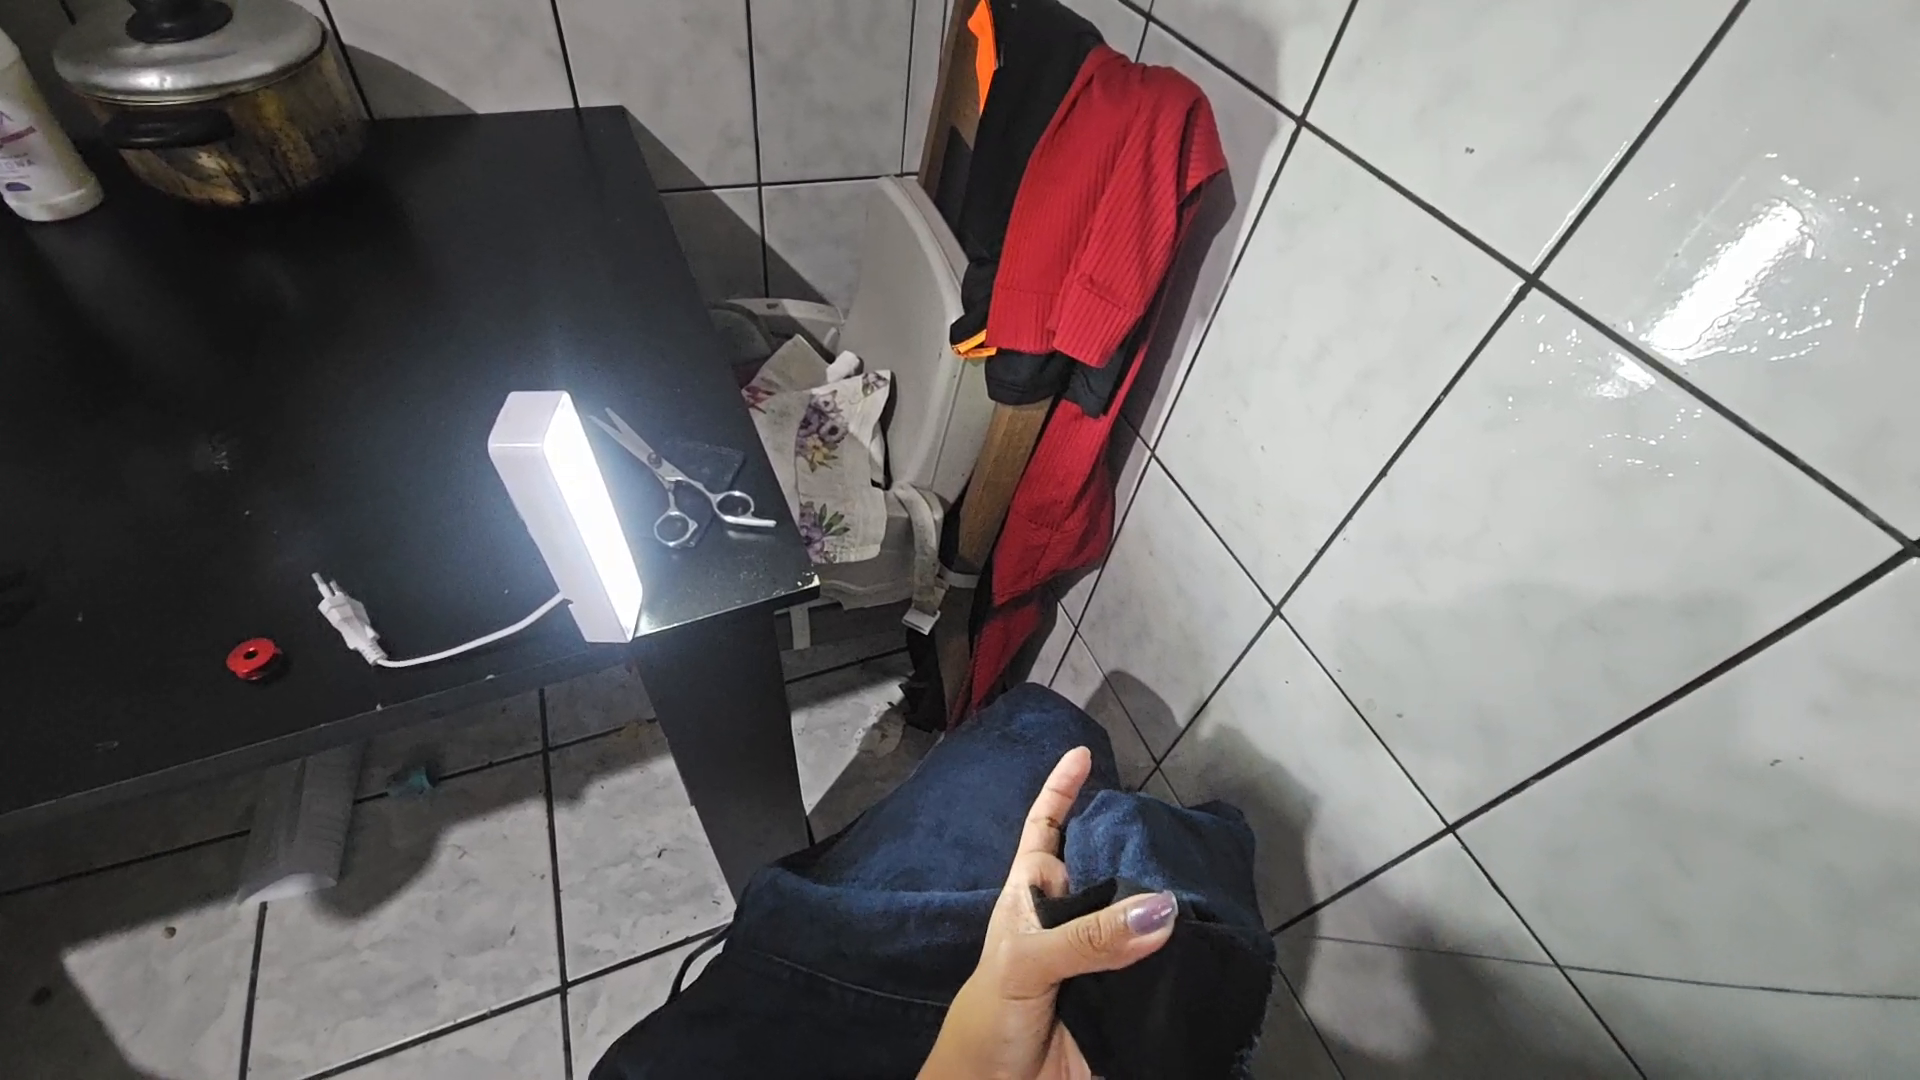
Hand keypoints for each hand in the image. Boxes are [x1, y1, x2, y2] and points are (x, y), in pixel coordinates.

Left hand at [919, 746, 1178, 1079]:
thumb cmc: (991, 1012)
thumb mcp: (1028, 961)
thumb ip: (1089, 935)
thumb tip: (1161, 905)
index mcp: (1033, 891)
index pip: (1046, 826)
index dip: (1062, 789)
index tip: (1084, 754)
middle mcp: (1069, 914)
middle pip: (1106, 864)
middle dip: (1137, 844)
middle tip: (1180, 828)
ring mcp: (1098, 953)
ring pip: (1136, 913)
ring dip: (1164, 900)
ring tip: (1206, 877)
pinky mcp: (1124, 995)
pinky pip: (1158, 967)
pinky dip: (1180, 954)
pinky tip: (1209, 936)